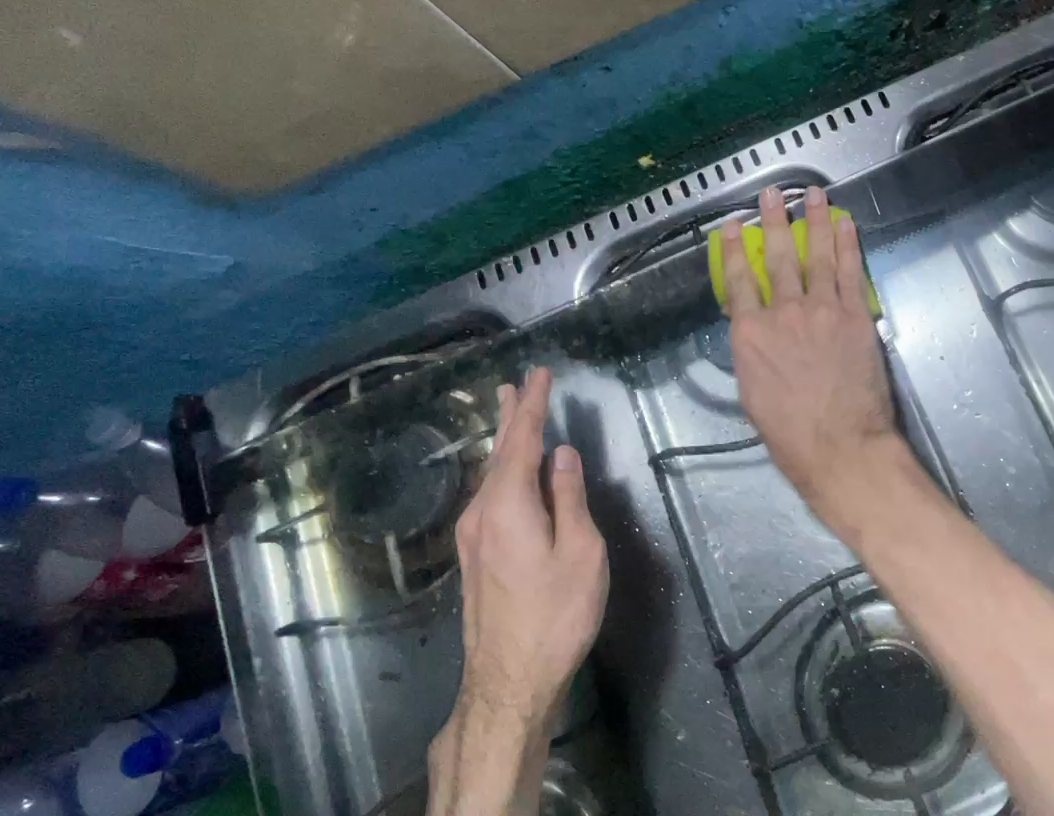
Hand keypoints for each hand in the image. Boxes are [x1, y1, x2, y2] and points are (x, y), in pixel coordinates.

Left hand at [449, 366, 608, 725]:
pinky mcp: (475, 557)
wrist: (510, 680)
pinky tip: (509, 472)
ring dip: (503, 444)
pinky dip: (502, 471)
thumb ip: (570, 498)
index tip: (538, 373)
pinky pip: (489, 496)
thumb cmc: (556, 613)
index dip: (532, 406)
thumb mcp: (581, 552)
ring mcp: (472, 538)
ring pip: (490, 476)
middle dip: (508, 418)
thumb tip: (563, 455)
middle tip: (511, 384)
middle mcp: (481, 514)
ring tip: (510, 417)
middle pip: (497, 455)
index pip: (521, 441)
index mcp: (508, 505)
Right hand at [720, 187, 916, 521]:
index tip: (731, 227)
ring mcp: (824, 310)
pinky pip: (851, 273)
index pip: (738, 282)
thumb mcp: (752, 392)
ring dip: (815, 221)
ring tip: (813, 194)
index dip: (733, 250)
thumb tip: (753, 328)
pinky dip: (848, 246)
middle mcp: (784, 313)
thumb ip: (752, 352)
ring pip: (817, 256)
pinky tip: (845, 226)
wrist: (841, 446)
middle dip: (774, 222)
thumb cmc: (790, 434)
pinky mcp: (856, 316)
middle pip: (777, 258)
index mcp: (751, 335)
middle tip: (773, 194)